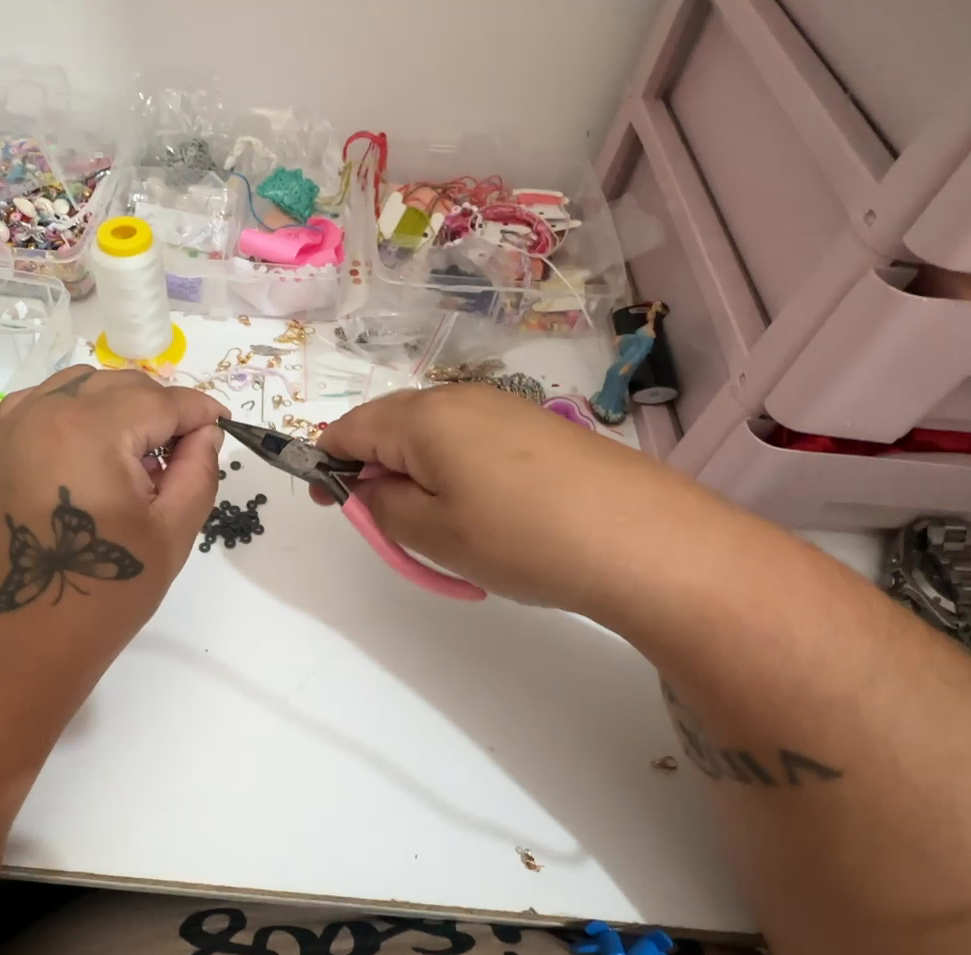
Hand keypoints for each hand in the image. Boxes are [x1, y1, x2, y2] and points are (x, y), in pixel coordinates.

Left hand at [0, 365, 225, 657]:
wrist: (22, 635)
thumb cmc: (105, 593)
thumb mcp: (171, 532)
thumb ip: (198, 471)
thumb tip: (206, 434)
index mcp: (93, 429)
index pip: (163, 400)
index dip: (201, 411)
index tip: (226, 426)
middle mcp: (50, 410)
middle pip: (126, 384)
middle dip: (164, 409)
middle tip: (189, 453)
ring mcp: (20, 424)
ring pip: (88, 384)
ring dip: (125, 405)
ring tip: (145, 456)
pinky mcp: (5, 444)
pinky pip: (52, 400)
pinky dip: (84, 409)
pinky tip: (102, 450)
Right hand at [317, 383, 687, 610]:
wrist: (642, 540)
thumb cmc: (520, 538)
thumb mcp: (431, 533)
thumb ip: (381, 505)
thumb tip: (369, 484)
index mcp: (424, 417)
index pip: (352, 427)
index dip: (329, 462)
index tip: (329, 502)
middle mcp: (462, 398)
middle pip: (394, 425)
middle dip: (376, 469)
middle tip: (386, 524)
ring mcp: (507, 409)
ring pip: (437, 437)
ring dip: (420, 477)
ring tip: (439, 529)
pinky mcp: (541, 430)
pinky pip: (475, 445)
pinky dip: (458, 476)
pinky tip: (484, 518)